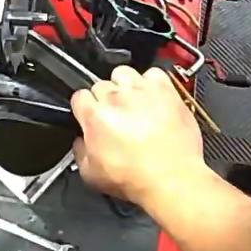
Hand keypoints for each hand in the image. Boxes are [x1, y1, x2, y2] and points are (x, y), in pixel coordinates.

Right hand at [70, 67, 212, 208]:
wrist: (171, 177)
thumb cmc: (137, 177)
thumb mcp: (91, 174)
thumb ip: (79, 151)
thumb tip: (80, 141)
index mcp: (95, 115)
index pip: (79, 96)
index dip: (84, 107)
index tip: (91, 114)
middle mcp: (117, 97)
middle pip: (101, 84)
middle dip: (105, 99)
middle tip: (116, 116)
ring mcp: (142, 89)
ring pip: (124, 73)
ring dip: (126, 86)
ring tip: (133, 104)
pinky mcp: (165, 89)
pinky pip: (153, 73)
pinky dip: (152, 82)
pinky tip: (153, 98)